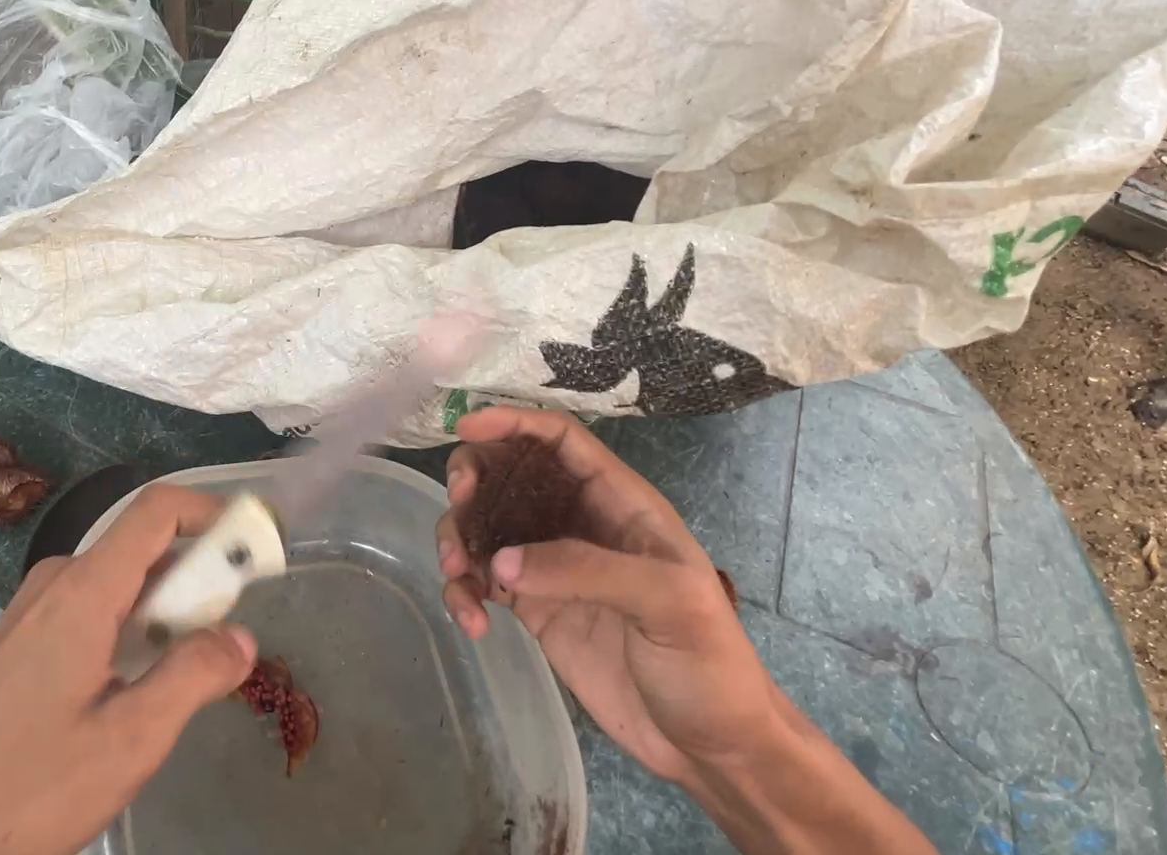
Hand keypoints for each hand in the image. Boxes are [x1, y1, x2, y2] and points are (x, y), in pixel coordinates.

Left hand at [0, 485, 255, 854]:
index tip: (253, 546)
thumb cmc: (26, 789)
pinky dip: (124, 627)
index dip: (211, 512)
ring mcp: (28, 612)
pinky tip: (127, 688)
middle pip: (139, 548)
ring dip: (159, 610)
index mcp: (82, 590)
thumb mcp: (127, 741)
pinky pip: (85, 609)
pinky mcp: (14, 643)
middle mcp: (53, 584)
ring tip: (178, 673)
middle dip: (193, 577)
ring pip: (113, 583)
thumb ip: (192, 679)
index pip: (155, 510)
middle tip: (220, 636)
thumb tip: (242, 638)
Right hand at [436, 408, 937, 854]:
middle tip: (459, 502)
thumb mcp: (670, 604)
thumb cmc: (710, 664)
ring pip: (482, 524)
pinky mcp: (529, 606)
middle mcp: (575, 522)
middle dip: (472, 476)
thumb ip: (586, 570)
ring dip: (457, 537)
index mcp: (617, 501)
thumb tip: (499, 563)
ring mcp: (547, 564)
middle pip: (506, 471)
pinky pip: (478, 580)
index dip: (513, 420)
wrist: (710, 747)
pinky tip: (472, 623)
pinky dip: (462, 592)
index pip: (559, 439)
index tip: (465, 425)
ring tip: (456, 573)